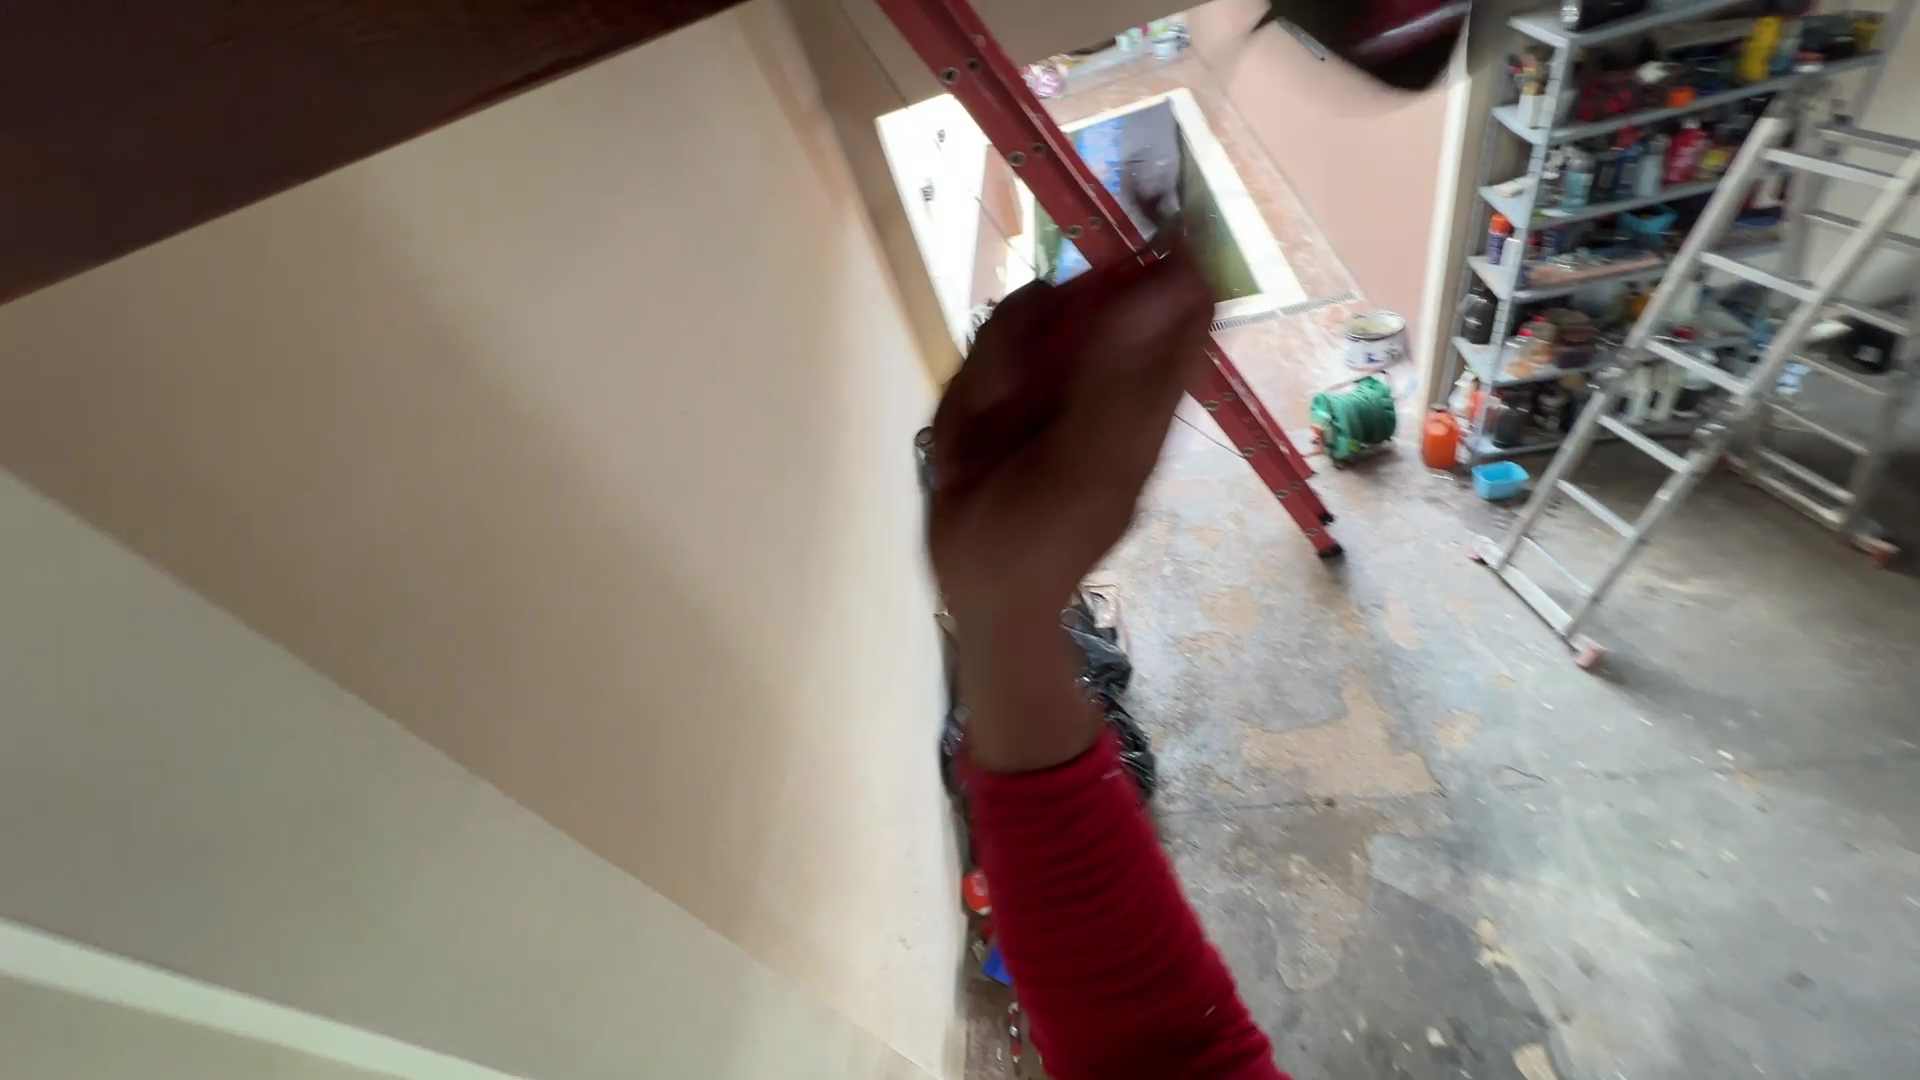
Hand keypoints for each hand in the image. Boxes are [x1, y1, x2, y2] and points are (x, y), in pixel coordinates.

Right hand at [927, 249, 1213, 634]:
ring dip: (996, 366)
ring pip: (1028, 319)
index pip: (1184, 306)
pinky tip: (968, 438)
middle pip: (1090, 297)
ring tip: (982, 437)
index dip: (1163, 263)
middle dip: (1042, 329)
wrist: (981, 589)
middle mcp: (1105, 377)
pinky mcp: (1005, 392)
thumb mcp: (1083, 469)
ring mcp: (1052, 381)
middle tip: (1010, 392)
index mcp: (1147, 400)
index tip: (1110, 251)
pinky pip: (988, 352)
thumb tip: (1170, 283)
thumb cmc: (1038, 544)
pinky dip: (969, 388)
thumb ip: (1118, 378)